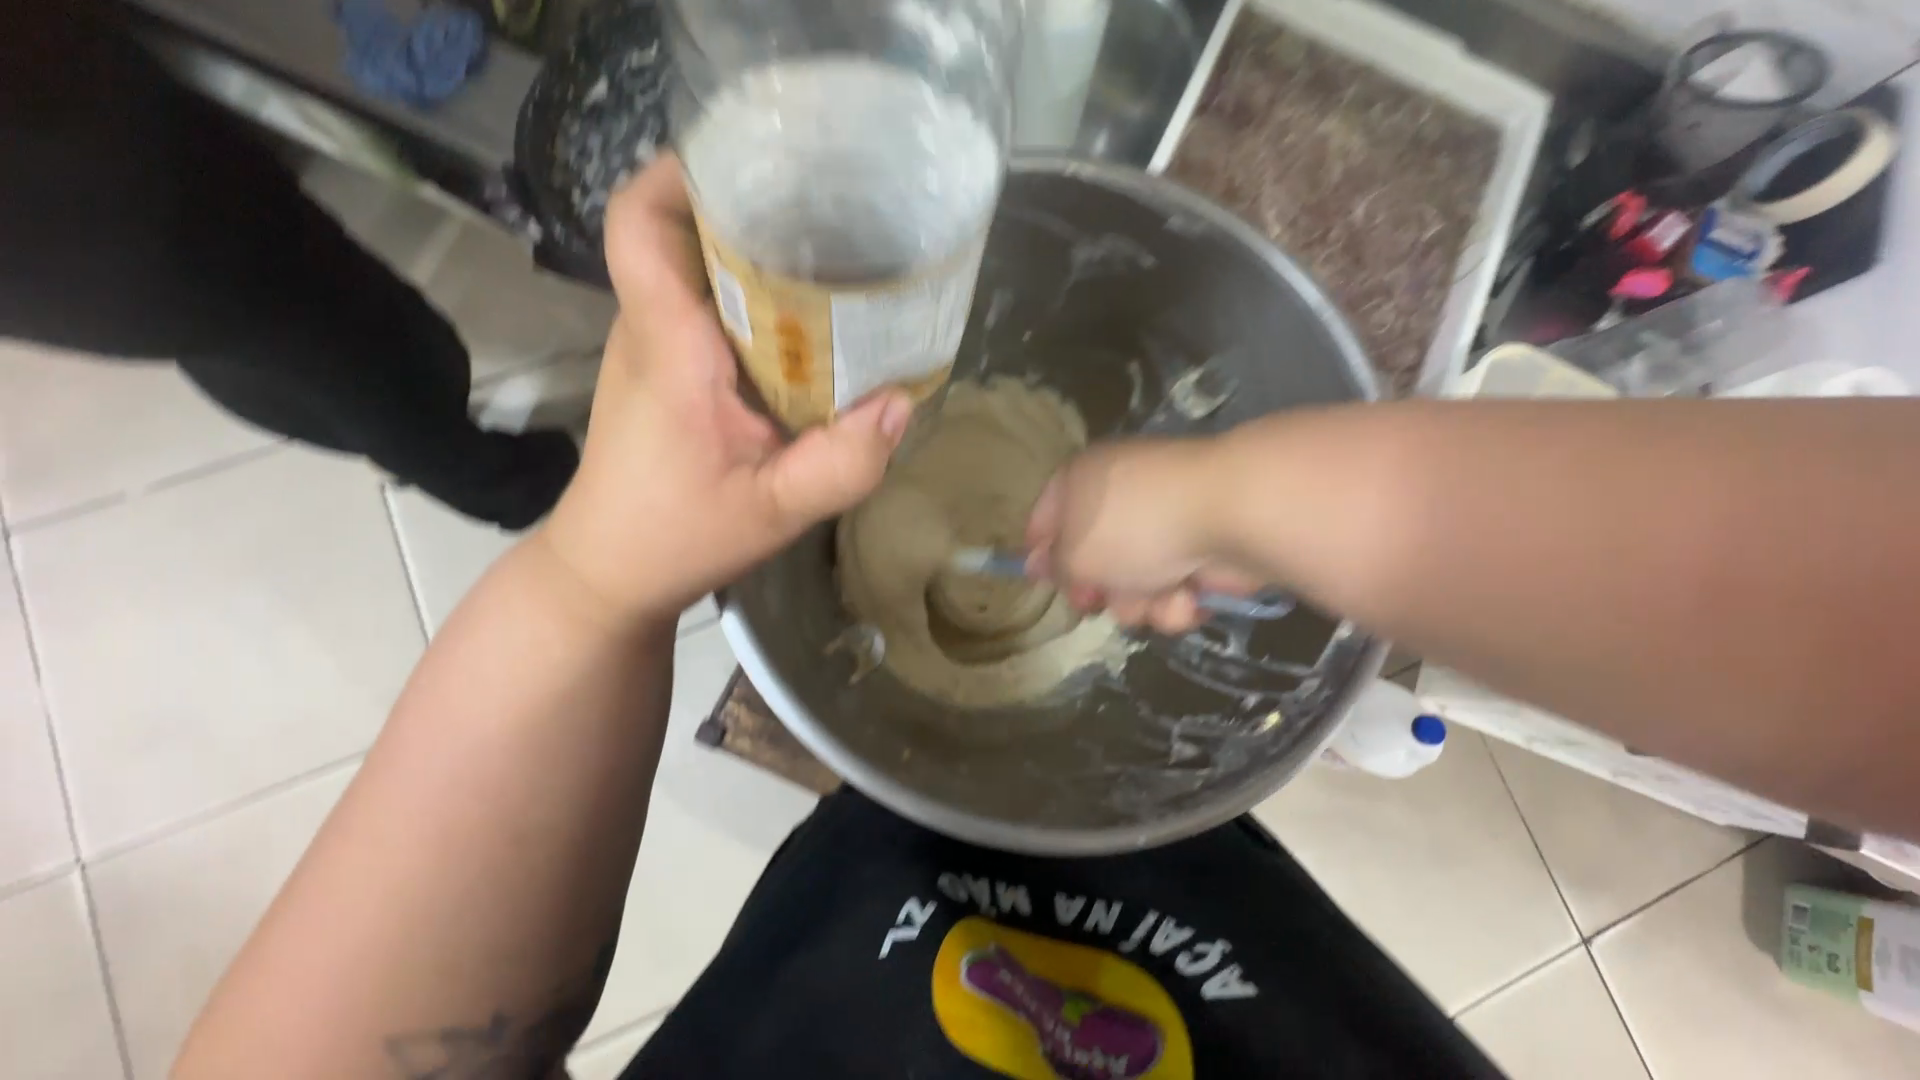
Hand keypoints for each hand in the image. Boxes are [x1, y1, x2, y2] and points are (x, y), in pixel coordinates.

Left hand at [539, 156, 912, 624]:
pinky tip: (809, 319)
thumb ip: (841, 465)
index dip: (682, 175)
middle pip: (681, 228)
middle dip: (748, 204)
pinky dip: (752, 293)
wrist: (610, 569)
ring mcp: (653, 345)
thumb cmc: (676, 538)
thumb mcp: (773, 513)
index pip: (638, 224)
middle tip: (831, 209)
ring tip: (831, 253)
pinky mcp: (665, 366)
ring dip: (754, 249)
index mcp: (668, 347)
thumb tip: (901, 403)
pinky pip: (706, 303)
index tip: (754, 162)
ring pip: (697, 264)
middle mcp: (651, 328)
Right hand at [1025, 437, 1263, 635]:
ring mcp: (1163, 526)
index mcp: (1082, 480)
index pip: (1046, 516)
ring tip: (1155, 594)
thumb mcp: (1074, 553)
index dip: (1040, 553)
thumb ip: (1053, 565)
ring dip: (1139, 601)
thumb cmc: (1135, 527)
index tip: (1042, 583)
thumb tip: (1035, 564)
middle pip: (1091, 560)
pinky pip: (1171, 590)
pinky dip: (1176, 600)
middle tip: (1098, 600)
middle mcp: (1120, 498)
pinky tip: (1186, 594)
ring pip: (1131, 585)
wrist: (1231, 516)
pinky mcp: (1200, 552)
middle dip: (1098, 589)